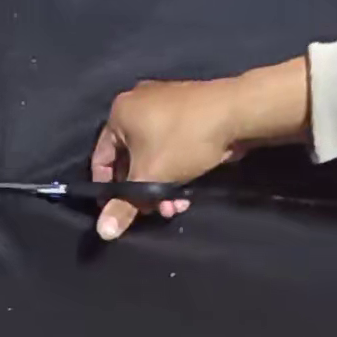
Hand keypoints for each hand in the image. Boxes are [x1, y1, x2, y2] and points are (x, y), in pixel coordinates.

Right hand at [89, 80, 231, 239]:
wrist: (235, 114)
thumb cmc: (183, 142)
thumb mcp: (150, 179)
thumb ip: (124, 207)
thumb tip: (103, 232)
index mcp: (119, 113)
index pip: (100, 159)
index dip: (108, 190)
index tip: (122, 211)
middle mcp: (137, 104)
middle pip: (128, 161)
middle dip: (142, 192)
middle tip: (155, 212)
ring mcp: (162, 106)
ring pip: (152, 158)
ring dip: (160, 188)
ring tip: (174, 206)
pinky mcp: (185, 113)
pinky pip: (169, 148)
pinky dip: (173, 171)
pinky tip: (186, 191)